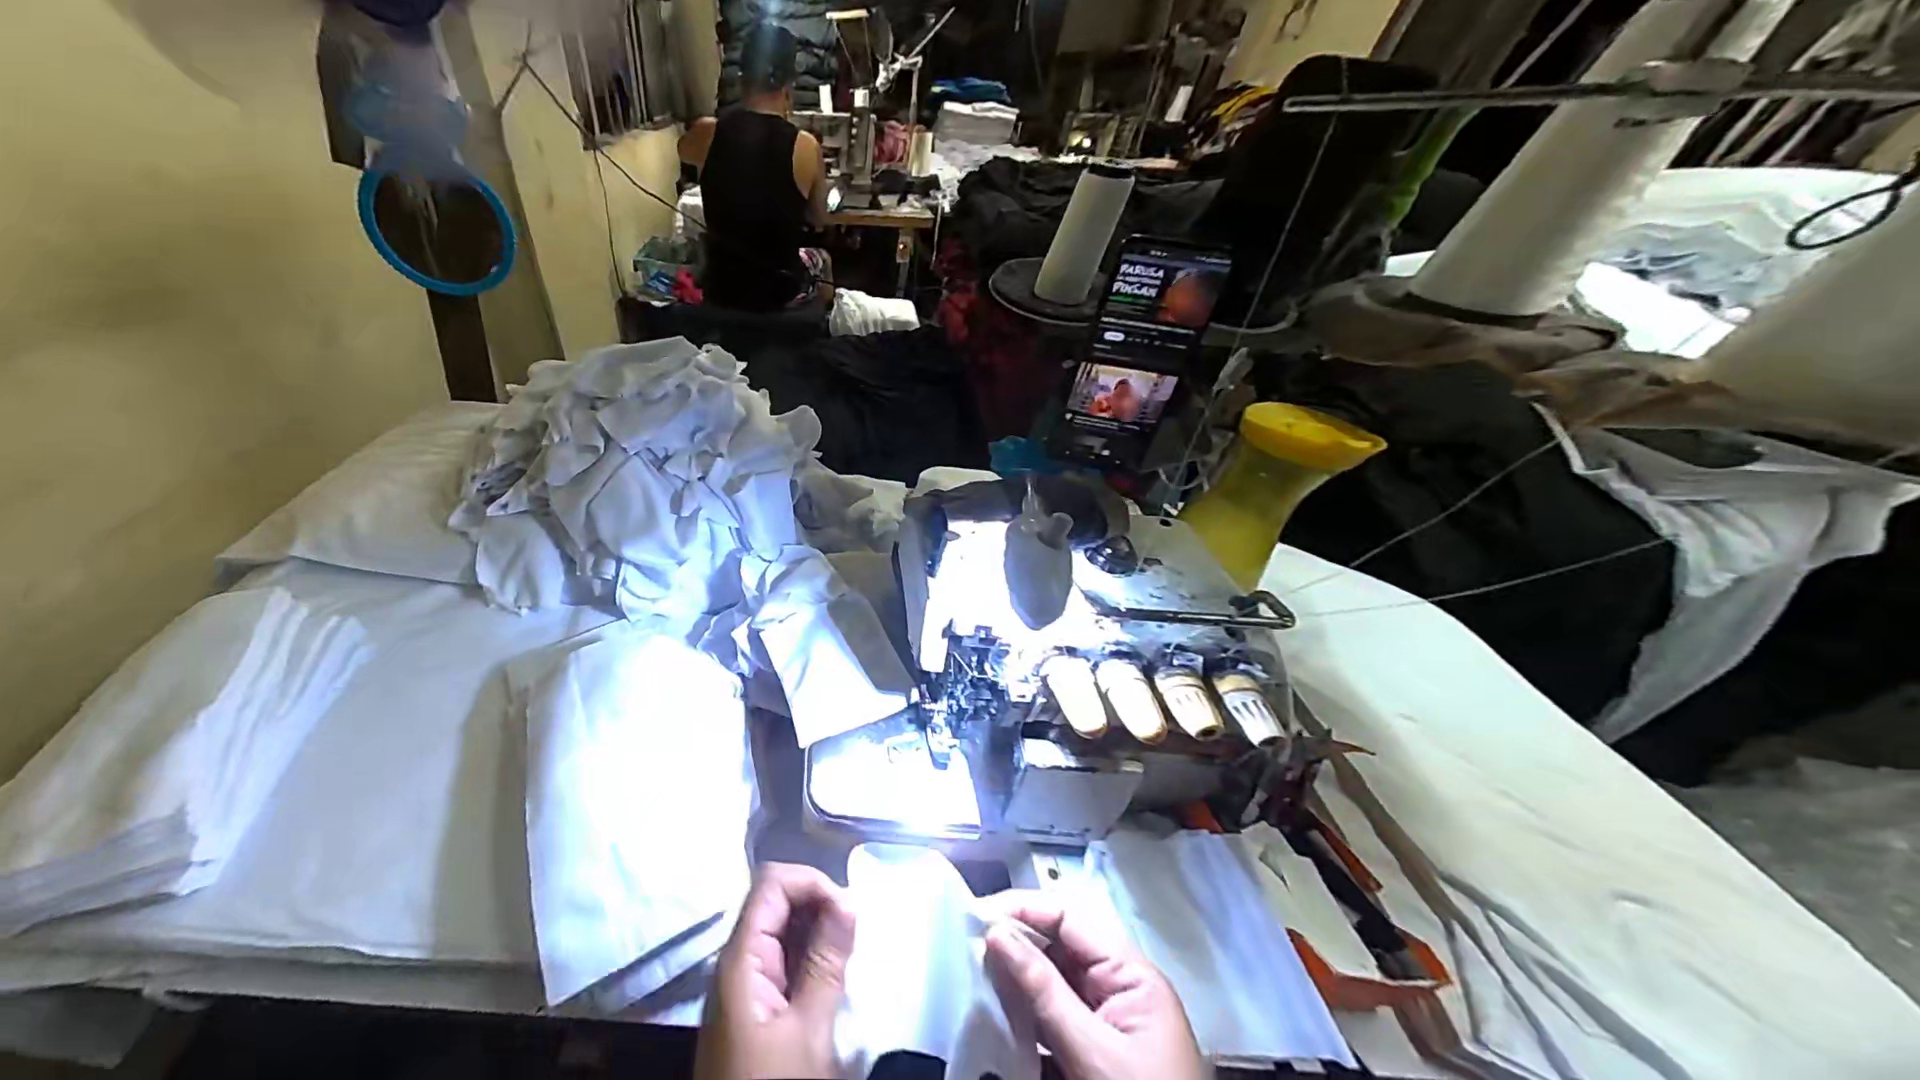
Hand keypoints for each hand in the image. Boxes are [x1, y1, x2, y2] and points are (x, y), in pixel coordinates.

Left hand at [695, 863, 856, 1079]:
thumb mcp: (808, 1031)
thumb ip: (827, 961)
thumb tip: (847, 899)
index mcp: (740, 959)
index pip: (772, 883)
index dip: (812, 883)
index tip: (848, 912)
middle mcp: (737, 961)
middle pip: (777, 900)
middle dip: (820, 906)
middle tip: (854, 938)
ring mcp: (745, 983)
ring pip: (783, 928)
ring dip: (819, 931)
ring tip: (848, 956)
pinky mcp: (755, 1004)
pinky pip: (784, 958)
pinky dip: (812, 956)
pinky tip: (834, 975)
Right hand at [983, 893, 1205, 1079]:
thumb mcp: (1090, 1051)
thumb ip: (1043, 990)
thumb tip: (997, 932)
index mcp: (1131, 973)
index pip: (1070, 919)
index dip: (1024, 910)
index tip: (978, 914)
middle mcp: (1120, 987)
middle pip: (1061, 947)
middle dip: (1016, 942)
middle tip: (968, 943)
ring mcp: (1108, 1022)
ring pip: (1054, 983)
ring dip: (1016, 979)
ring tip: (973, 973)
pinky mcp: (1096, 1054)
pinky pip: (1055, 1019)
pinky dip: (1026, 1016)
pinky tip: (996, 1015)